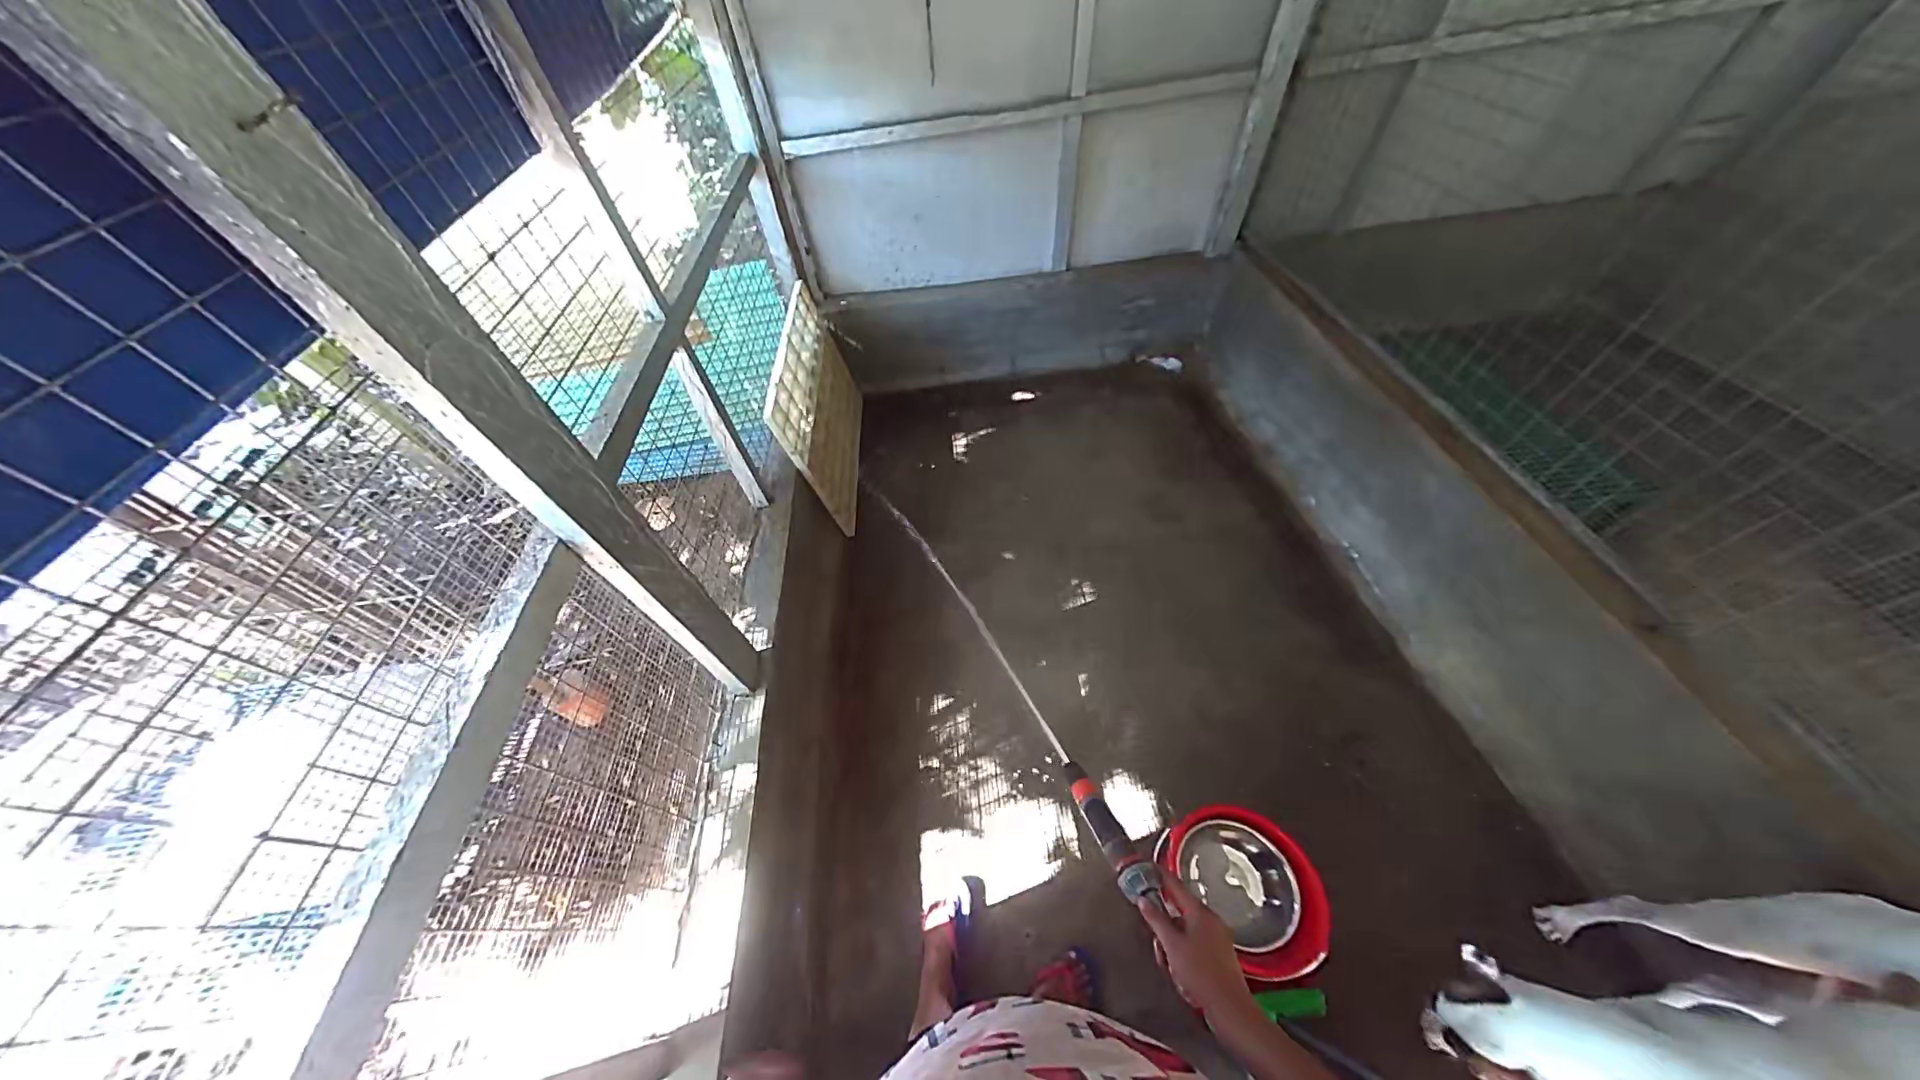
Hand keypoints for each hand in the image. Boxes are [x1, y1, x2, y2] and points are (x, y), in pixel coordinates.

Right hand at [1137, 872, 1257, 1022]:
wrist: (1229, 1007)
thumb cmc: (1199, 972)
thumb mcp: (1172, 945)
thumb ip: (1156, 920)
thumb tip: (1143, 899)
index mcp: (1200, 912)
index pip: (1176, 885)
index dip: (1161, 874)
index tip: (1147, 865)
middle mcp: (1211, 919)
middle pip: (1179, 911)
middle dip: (1164, 926)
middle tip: (1157, 945)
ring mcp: (1217, 936)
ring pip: (1185, 929)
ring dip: (1172, 942)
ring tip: (1170, 965)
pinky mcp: (1219, 952)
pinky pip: (1195, 942)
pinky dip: (1183, 950)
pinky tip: (1180, 971)